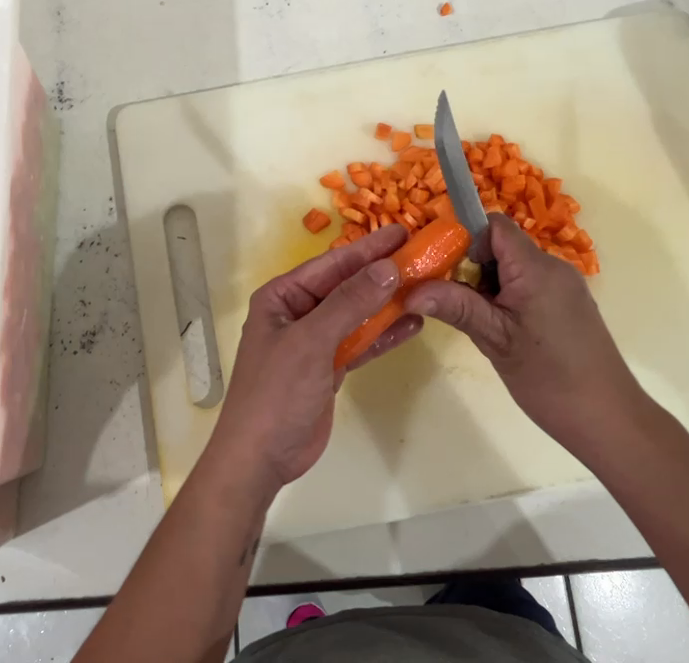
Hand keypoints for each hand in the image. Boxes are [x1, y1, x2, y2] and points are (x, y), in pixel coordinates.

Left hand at [202, 225, 419, 498]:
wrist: (260, 456)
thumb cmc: (276, 392)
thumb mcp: (311, 342)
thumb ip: (349, 304)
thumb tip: (387, 268)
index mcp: (281, 297)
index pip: (330, 265)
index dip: (367, 249)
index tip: (402, 232)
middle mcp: (297, 313)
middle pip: (346, 287)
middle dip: (381, 273)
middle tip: (423, 255)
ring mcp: (314, 342)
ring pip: (356, 314)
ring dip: (388, 303)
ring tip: (427, 286)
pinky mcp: (329, 368)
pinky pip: (360, 343)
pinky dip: (383, 335)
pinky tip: (413, 325)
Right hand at [405, 214, 643, 444]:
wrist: (608, 419)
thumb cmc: (550, 378)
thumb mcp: (495, 340)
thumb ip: (454, 306)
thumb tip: (408, 291)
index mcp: (536, 268)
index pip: (494, 225)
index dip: (464, 237)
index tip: (440, 266)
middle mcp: (553, 268)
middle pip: (501, 246)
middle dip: (470, 265)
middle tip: (447, 298)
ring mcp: (563, 286)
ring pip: (513, 267)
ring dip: (486, 284)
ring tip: (473, 319)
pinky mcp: (568, 305)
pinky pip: (528, 284)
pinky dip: (506, 296)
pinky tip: (498, 329)